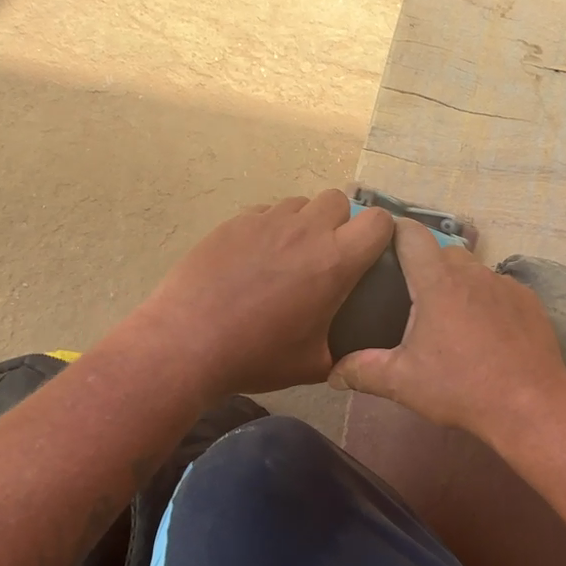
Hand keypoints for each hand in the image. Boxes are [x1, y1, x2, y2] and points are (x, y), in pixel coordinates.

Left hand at [127, 189, 393, 396]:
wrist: (184, 345)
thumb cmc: (255, 356)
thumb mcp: (313, 364)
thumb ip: (345, 351)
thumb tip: (359, 356)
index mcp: (336, 262)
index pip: (379, 221)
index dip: (380, 233)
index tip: (370, 253)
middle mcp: (307, 231)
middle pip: (338, 201)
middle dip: (339, 222)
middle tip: (326, 253)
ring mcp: (268, 221)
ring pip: (301, 203)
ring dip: (304, 222)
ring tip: (288, 254)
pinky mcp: (236, 222)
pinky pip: (266, 212)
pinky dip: (270, 228)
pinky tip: (256, 257)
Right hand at [328, 219, 565, 441]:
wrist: (528, 402)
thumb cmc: (460, 386)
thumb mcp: (402, 382)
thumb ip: (363, 371)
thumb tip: (332, 372)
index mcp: (437, 282)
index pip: (411, 235)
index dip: (394, 232)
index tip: (381, 244)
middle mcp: (471, 272)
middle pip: (443, 253)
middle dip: (426, 266)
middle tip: (410, 297)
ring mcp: (504, 284)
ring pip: (473, 271)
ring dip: (459, 285)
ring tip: (449, 318)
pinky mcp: (527, 299)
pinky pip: (499, 289)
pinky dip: (487, 301)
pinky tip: (486, 332)